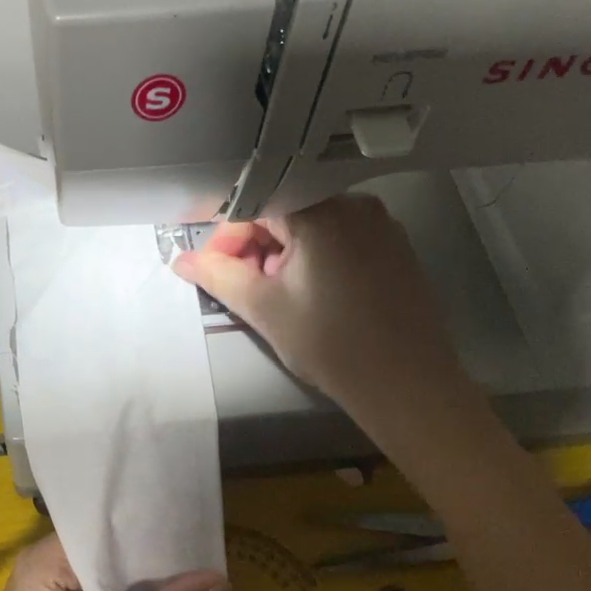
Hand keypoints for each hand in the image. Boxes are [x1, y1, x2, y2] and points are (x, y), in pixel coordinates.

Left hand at [0, 535, 227, 590]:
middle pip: (108, 555)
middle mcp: (45, 570)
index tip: (191, 526)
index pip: (100, 528)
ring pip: (111, 584)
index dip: (145, 528)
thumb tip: (219, 579)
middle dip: (154, 562)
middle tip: (206, 554)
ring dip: (148, 589)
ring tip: (200, 577)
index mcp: (43, 561)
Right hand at [170, 195, 466, 406]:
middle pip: (286, 211)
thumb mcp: (264, 309)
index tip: (214, 271)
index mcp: (321, 212)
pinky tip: (313, 295)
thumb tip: (181, 260)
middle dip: (256, 247)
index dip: (227, 238)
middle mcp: (356, 205)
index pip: (256, 204)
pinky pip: (342, 238)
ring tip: (278, 296)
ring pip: (313, 226)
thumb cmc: (331, 344)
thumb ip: (219, 275)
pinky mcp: (397, 247)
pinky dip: (316, 257)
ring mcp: (382, 225)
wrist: (409, 386)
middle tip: (245, 288)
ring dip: (284, 254)